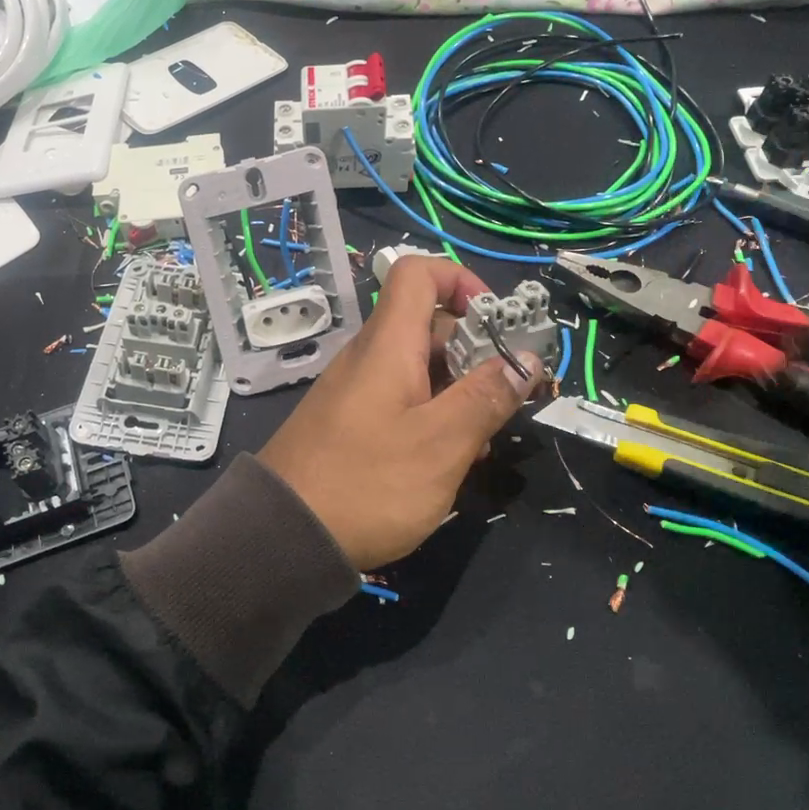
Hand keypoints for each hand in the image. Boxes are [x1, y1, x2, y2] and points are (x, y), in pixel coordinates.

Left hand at [259, 256, 543, 567]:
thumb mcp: (441, 444)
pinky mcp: (352, 424)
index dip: (462, 281)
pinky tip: (453, 461)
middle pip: (428, 325)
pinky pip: (402, 402)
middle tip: (511, 398)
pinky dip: (434, 417)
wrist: (283, 536)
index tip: (498, 323)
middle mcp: (370, 357)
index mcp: (388, 344)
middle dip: (476, 352)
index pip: (418, 273)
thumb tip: (525, 359)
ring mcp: (358, 392)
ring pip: (420, 370)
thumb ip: (486, 398)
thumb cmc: (368, 483)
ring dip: (460, 393)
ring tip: (485, 441)